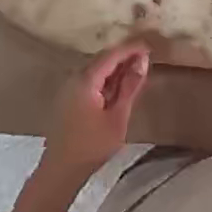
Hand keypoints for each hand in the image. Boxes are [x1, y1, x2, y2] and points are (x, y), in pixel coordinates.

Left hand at [36, 42, 151, 186]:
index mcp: (85, 80)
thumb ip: (129, 87)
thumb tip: (142, 61)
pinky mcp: (68, 98)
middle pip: (101, 59)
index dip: (131, 48)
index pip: (111, 55)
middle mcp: (73, 78)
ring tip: (137, 69)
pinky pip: (89, 80)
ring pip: (95, 70)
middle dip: (124, 56)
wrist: (62, 167)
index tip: (149, 45)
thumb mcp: (117, 116)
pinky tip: (118, 86)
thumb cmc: (93, 145)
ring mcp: (68, 88)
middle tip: (146, 56)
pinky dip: (105, 79)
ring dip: (115, 68)